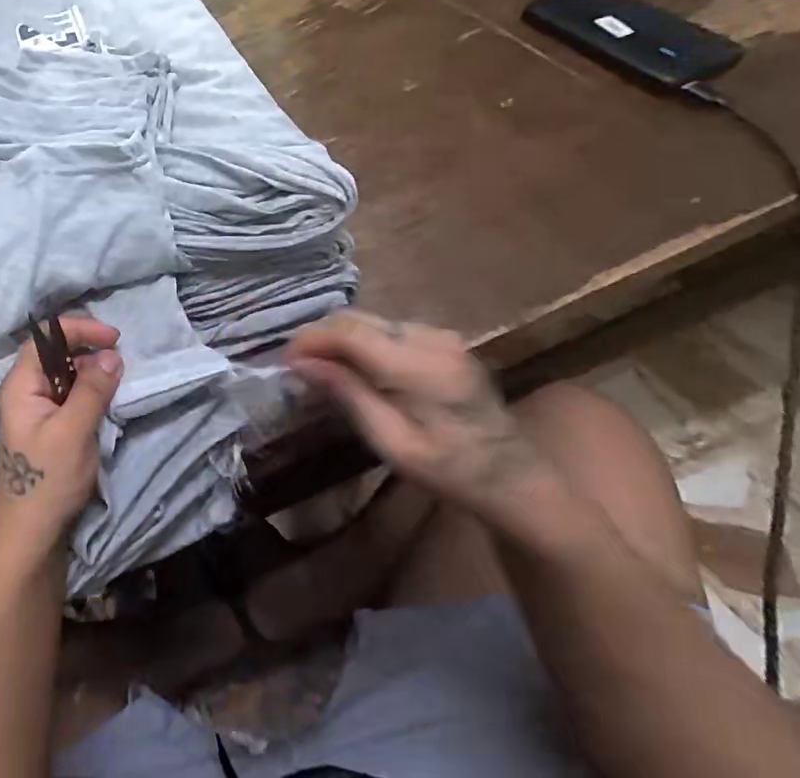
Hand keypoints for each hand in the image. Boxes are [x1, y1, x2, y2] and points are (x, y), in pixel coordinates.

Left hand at [0, 316, 123, 562]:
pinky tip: (105, 400)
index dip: (77, 329)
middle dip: (86, 348)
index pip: (44, 338)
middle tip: (120, 358)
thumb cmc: (47, 479)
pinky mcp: (46, 428)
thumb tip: (111, 355)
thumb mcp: (73, 431)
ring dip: (89, 371)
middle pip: (52, 353)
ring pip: (62, 376)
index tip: (113, 337)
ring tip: (117, 379)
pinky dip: (86, 392)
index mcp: (19, 386)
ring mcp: (34, 411)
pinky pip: (66, 397)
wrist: (30, 533)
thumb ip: (92, 390)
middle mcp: (23, 392)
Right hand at [286, 312, 551, 523]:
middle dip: (319, 337)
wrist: (514, 479)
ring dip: (339, 338)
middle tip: (297, 366)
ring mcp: (441, 336)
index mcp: (418, 366)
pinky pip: (388, 329)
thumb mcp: (390, 441)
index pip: (348, 332)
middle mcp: (430, 339)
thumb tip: (300, 363)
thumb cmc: (448, 469)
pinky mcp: (444, 341)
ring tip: (321, 367)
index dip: (309, 340)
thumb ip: (346, 393)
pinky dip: (361, 341)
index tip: (284, 361)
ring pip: (369, 320)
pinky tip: (353, 366)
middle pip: (356, 319)